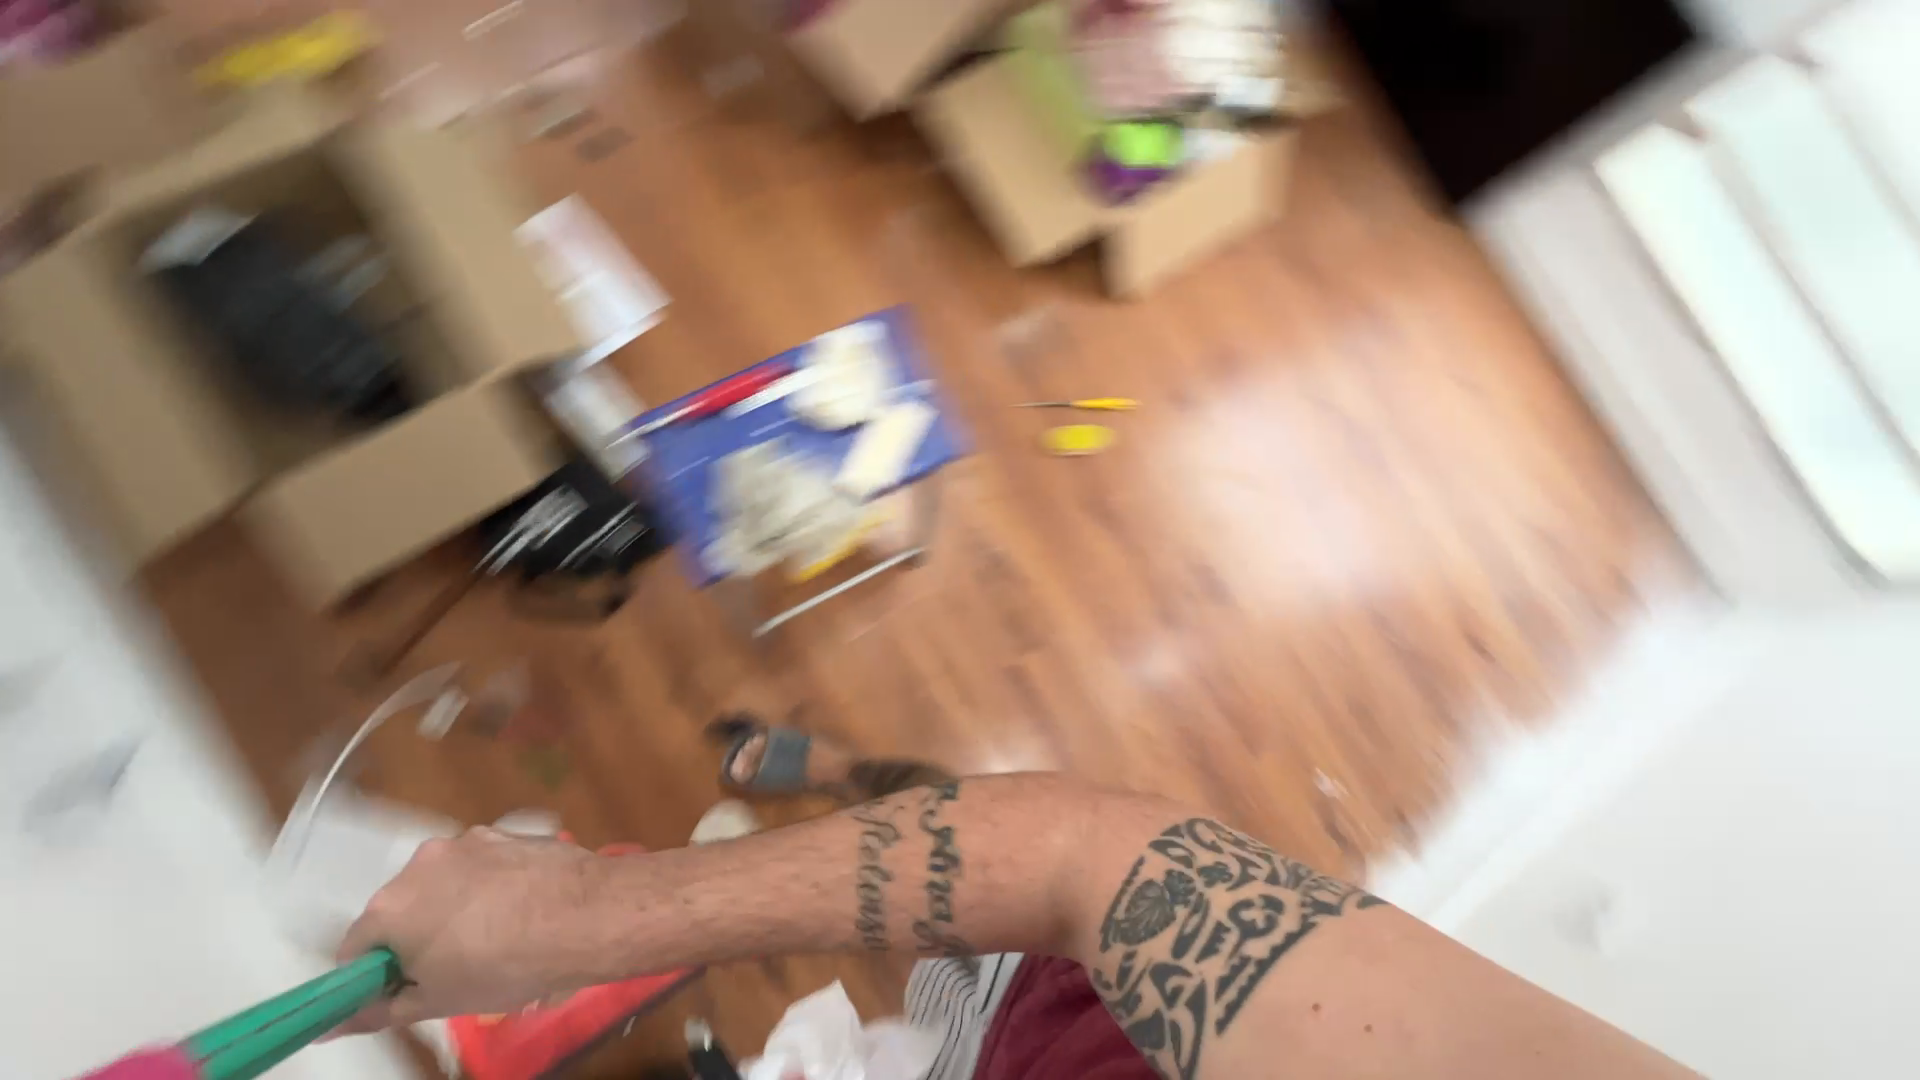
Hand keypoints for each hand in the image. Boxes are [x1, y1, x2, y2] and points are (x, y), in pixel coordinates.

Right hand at [332, 826, 616, 1032]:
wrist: (585, 915)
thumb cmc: (505, 965)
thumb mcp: (435, 1002)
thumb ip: (378, 1010)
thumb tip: (335, 1024)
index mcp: (391, 905)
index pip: (357, 947)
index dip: (375, 975)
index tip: (401, 988)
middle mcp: (424, 861)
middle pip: (403, 906)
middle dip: (418, 935)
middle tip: (453, 964)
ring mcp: (472, 840)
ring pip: (448, 881)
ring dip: (457, 905)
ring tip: (496, 934)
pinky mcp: (512, 832)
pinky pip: (486, 864)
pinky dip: (493, 883)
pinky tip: (522, 907)